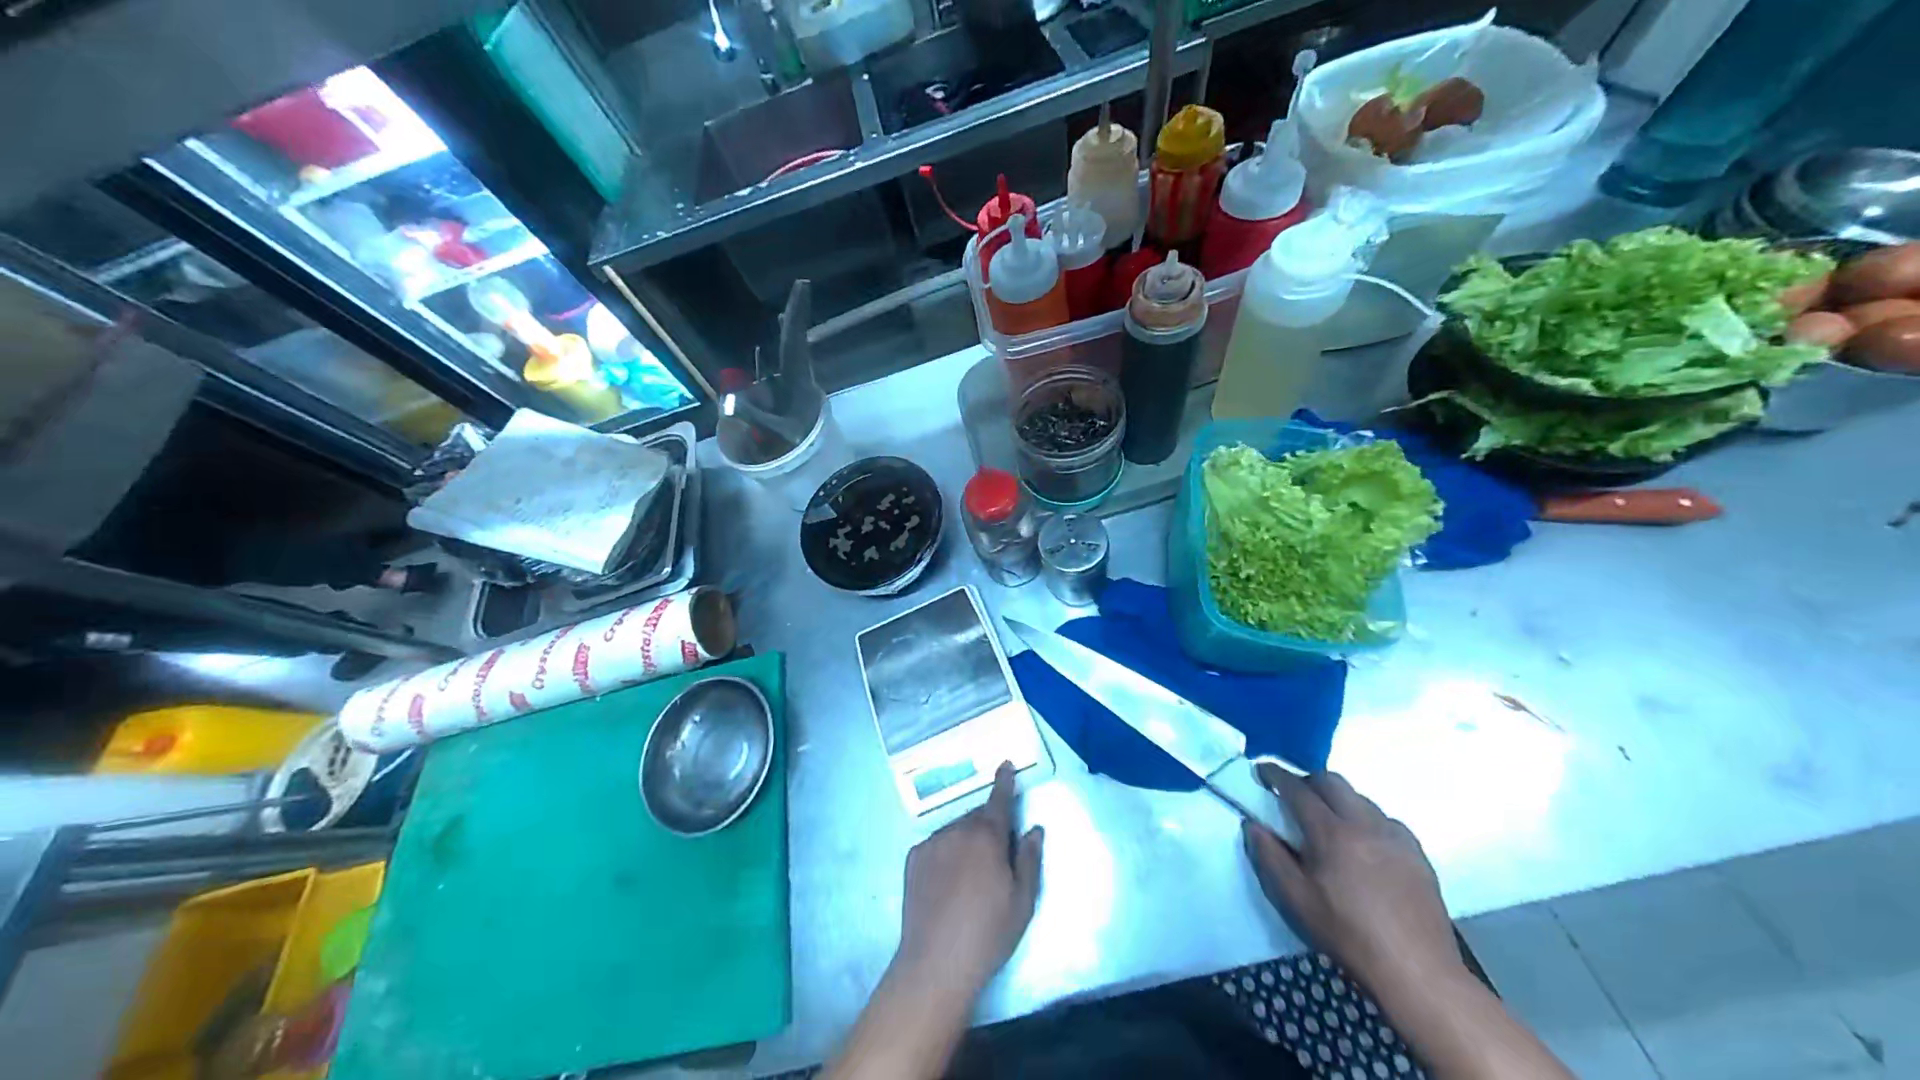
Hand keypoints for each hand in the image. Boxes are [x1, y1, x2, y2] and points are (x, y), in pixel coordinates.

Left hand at [895, 761, 1044, 995]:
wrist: (936, 961)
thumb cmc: (989, 932)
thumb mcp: (1023, 899)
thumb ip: (1029, 858)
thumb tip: (1033, 829)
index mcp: (987, 836)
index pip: (999, 800)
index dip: (1005, 781)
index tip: (1005, 764)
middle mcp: (957, 830)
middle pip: (977, 818)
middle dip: (988, 826)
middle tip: (996, 856)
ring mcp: (931, 842)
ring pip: (955, 830)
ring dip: (966, 840)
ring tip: (971, 876)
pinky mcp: (913, 858)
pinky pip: (936, 845)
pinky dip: (946, 852)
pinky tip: (949, 882)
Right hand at [1242, 766, 1462, 1002]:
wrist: (1416, 971)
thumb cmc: (1347, 933)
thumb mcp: (1295, 899)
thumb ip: (1270, 857)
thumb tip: (1253, 825)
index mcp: (1331, 832)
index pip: (1297, 789)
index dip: (1276, 775)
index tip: (1261, 771)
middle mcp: (1365, 823)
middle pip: (1332, 782)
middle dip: (1307, 781)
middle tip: (1293, 796)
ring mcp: (1395, 836)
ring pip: (1360, 798)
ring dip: (1337, 799)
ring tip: (1328, 822)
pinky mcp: (1417, 853)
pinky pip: (1385, 820)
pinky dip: (1366, 819)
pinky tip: (1364, 844)